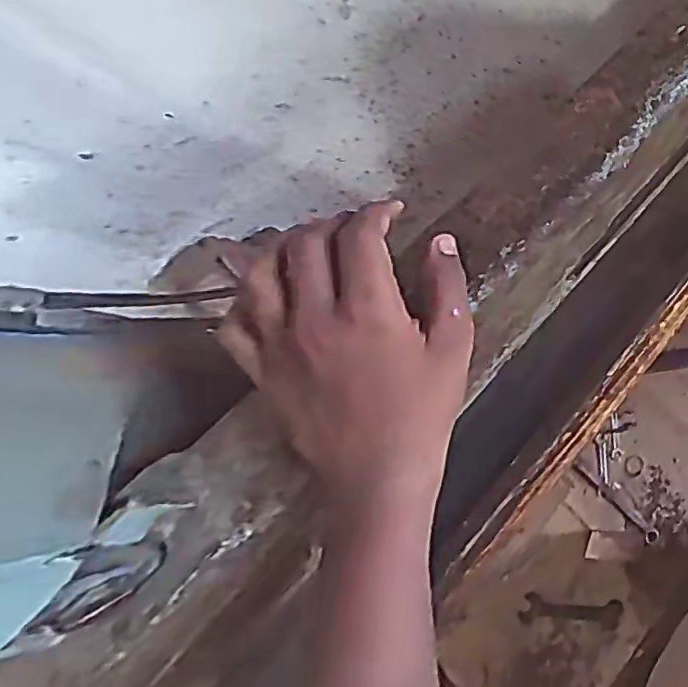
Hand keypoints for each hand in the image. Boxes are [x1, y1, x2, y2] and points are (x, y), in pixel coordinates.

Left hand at [215, 201, 473, 517]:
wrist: (377, 474)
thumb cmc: (424, 409)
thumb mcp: (454, 346)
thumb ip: (447, 287)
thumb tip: (440, 241)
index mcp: (368, 310)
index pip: (359, 237)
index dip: (375, 214)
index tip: (392, 212)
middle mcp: (314, 317)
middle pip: (306, 244)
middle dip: (333, 222)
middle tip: (356, 227)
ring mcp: (278, 343)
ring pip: (260, 271)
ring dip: (285, 245)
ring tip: (309, 244)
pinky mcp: (258, 369)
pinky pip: (233, 317)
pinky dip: (246, 292)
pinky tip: (270, 288)